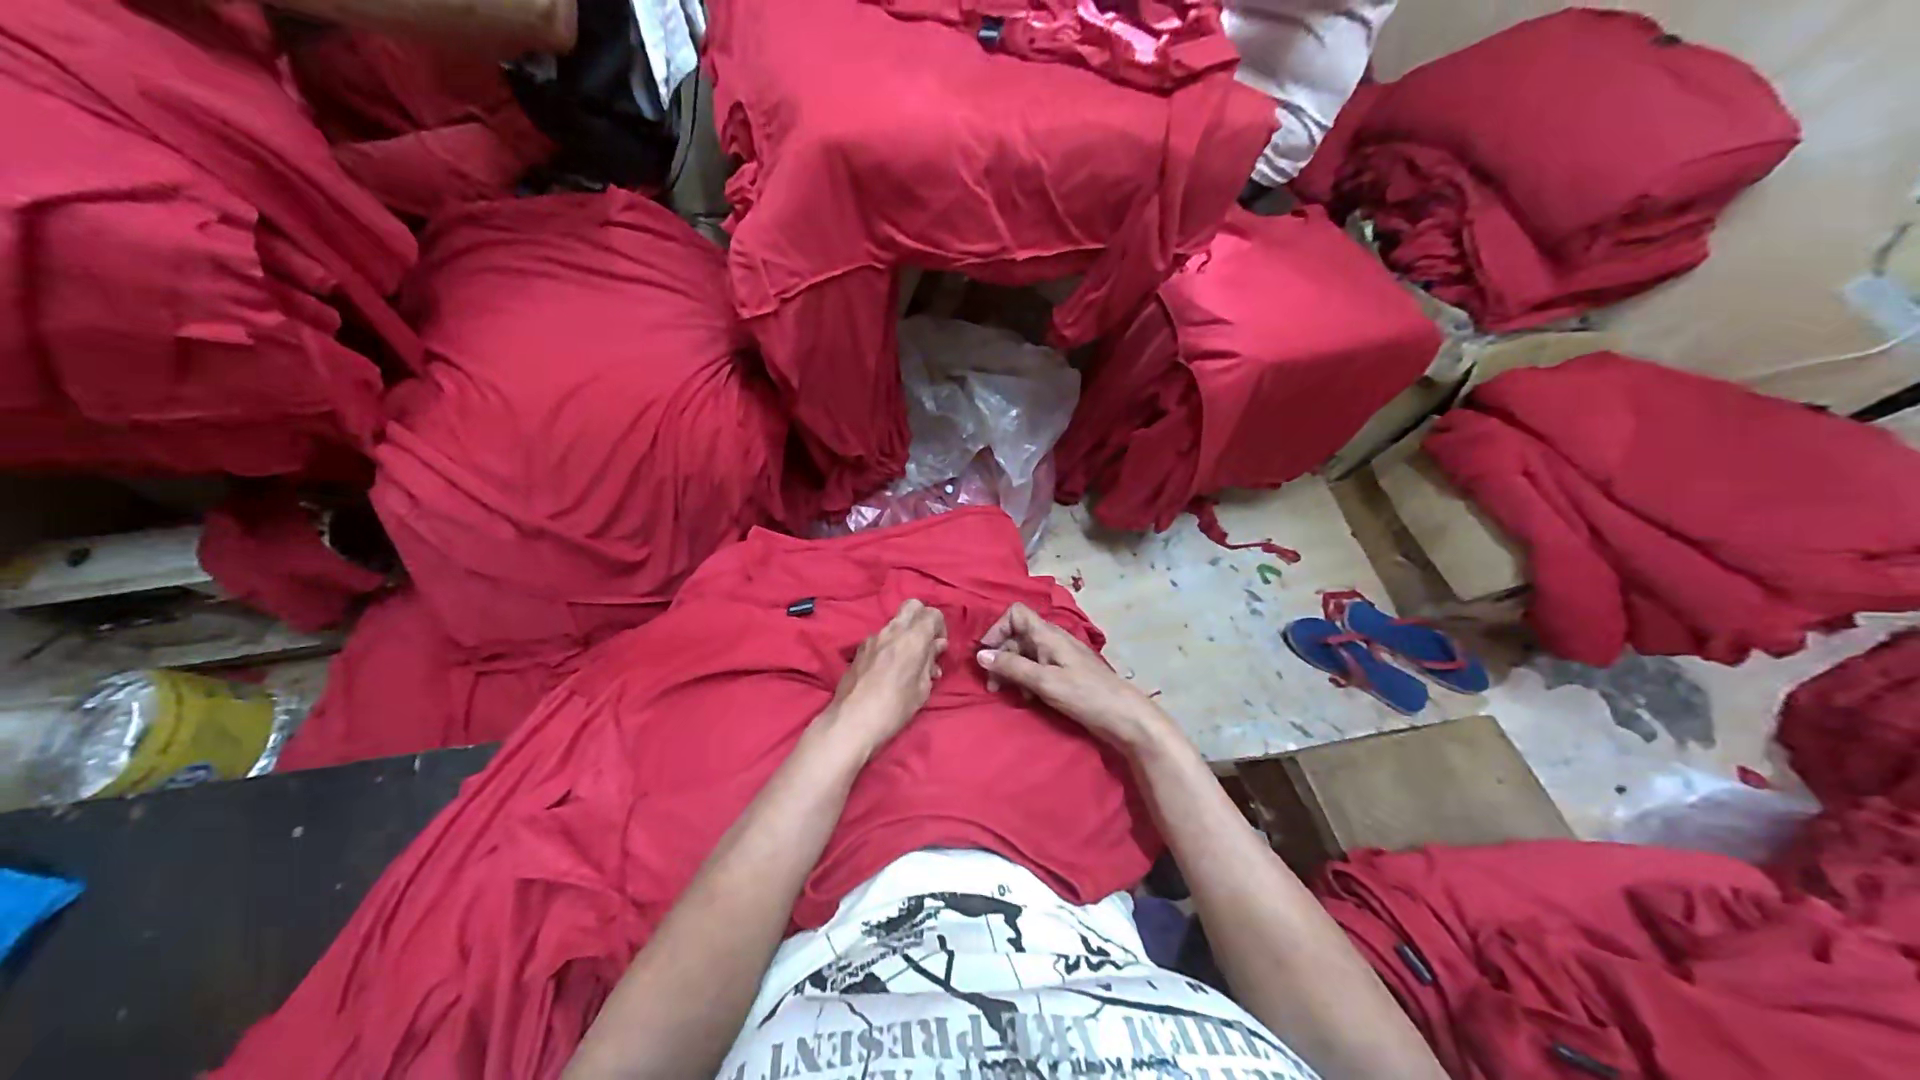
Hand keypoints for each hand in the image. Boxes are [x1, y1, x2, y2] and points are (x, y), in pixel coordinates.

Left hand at [820, 599, 947, 755]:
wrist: (852, 721)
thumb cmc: (894, 708)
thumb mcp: (922, 688)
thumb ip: (930, 661)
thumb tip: (936, 646)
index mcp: (912, 638)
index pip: (932, 613)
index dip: (940, 627)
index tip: (940, 648)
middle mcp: (892, 630)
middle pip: (912, 606)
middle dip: (923, 619)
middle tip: (926, 644)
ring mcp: (872, 638)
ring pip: (895, 623)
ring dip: (906, 635)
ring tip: (909, 663)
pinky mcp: (859, 650)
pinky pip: (881, 638)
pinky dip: (891, 645)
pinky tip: (890, 670)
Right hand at [974, 603, 1177, 752]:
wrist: (1124, 717)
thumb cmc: (1085, 695)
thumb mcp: (1044, 681)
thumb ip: (1012, 667)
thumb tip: (980, 654)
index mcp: (1048, 634)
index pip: (1015, 613)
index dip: (997, 629)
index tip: (987, 656)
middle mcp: (1052, 640)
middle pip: (1017, 635)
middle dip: (1000, 656)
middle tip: (992, 685)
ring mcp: (1060, 657)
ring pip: (1025, 653)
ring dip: (1011, 670)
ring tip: (1007, 693)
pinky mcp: (1065, 673)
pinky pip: (1037, 669)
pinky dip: (1026, 680)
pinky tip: (1027, 698)